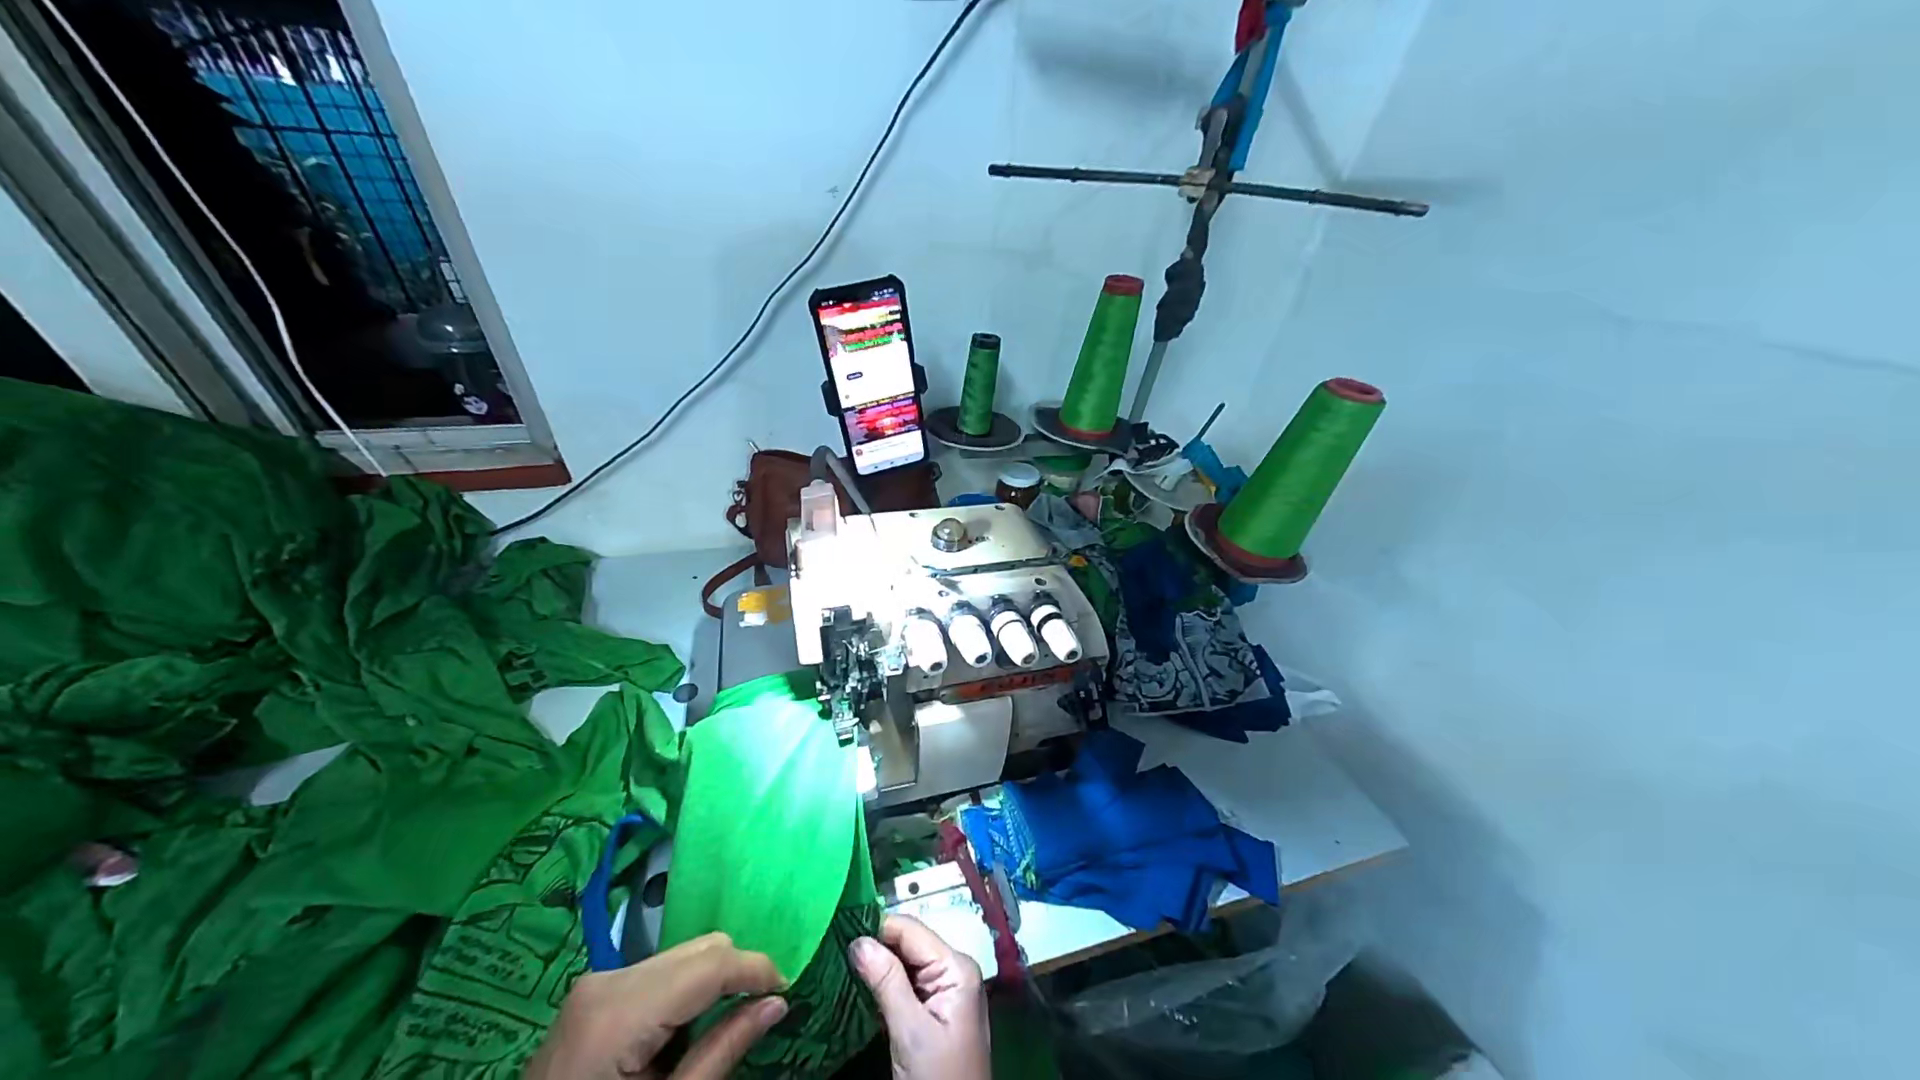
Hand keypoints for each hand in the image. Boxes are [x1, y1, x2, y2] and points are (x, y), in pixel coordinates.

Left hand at [526, 932, 787, 1079]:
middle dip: (735, 974)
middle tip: (756, 1014)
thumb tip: (777, 1004)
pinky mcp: (594, 991)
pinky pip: (661, 971)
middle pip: (700, 948)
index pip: (709, 964)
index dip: (756, 970)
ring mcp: (597, 982)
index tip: (786, 991)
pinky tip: (682, 1032)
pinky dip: (685, 991)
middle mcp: (608, 980)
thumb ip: (722, 1052)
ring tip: (716, 1031)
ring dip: (711, 982)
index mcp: (620, 1013)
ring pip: (684, 954)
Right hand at [848, 915, 989, 1079]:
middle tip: (834, 949)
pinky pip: (905, 984)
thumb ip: (887, 982)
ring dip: (875, 964)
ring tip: (839, 963)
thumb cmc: (938, 1079)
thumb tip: (857, 940)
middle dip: (874, 945)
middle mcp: (953, 969)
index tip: (838, 932)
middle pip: (907, 943)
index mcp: (956, 967)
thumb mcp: (911, 1032)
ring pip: (903, 963)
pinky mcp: (933, 1010)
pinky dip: (883, 984)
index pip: (911, 930)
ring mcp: (944, 989)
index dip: (876, 928)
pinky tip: (858, 986)